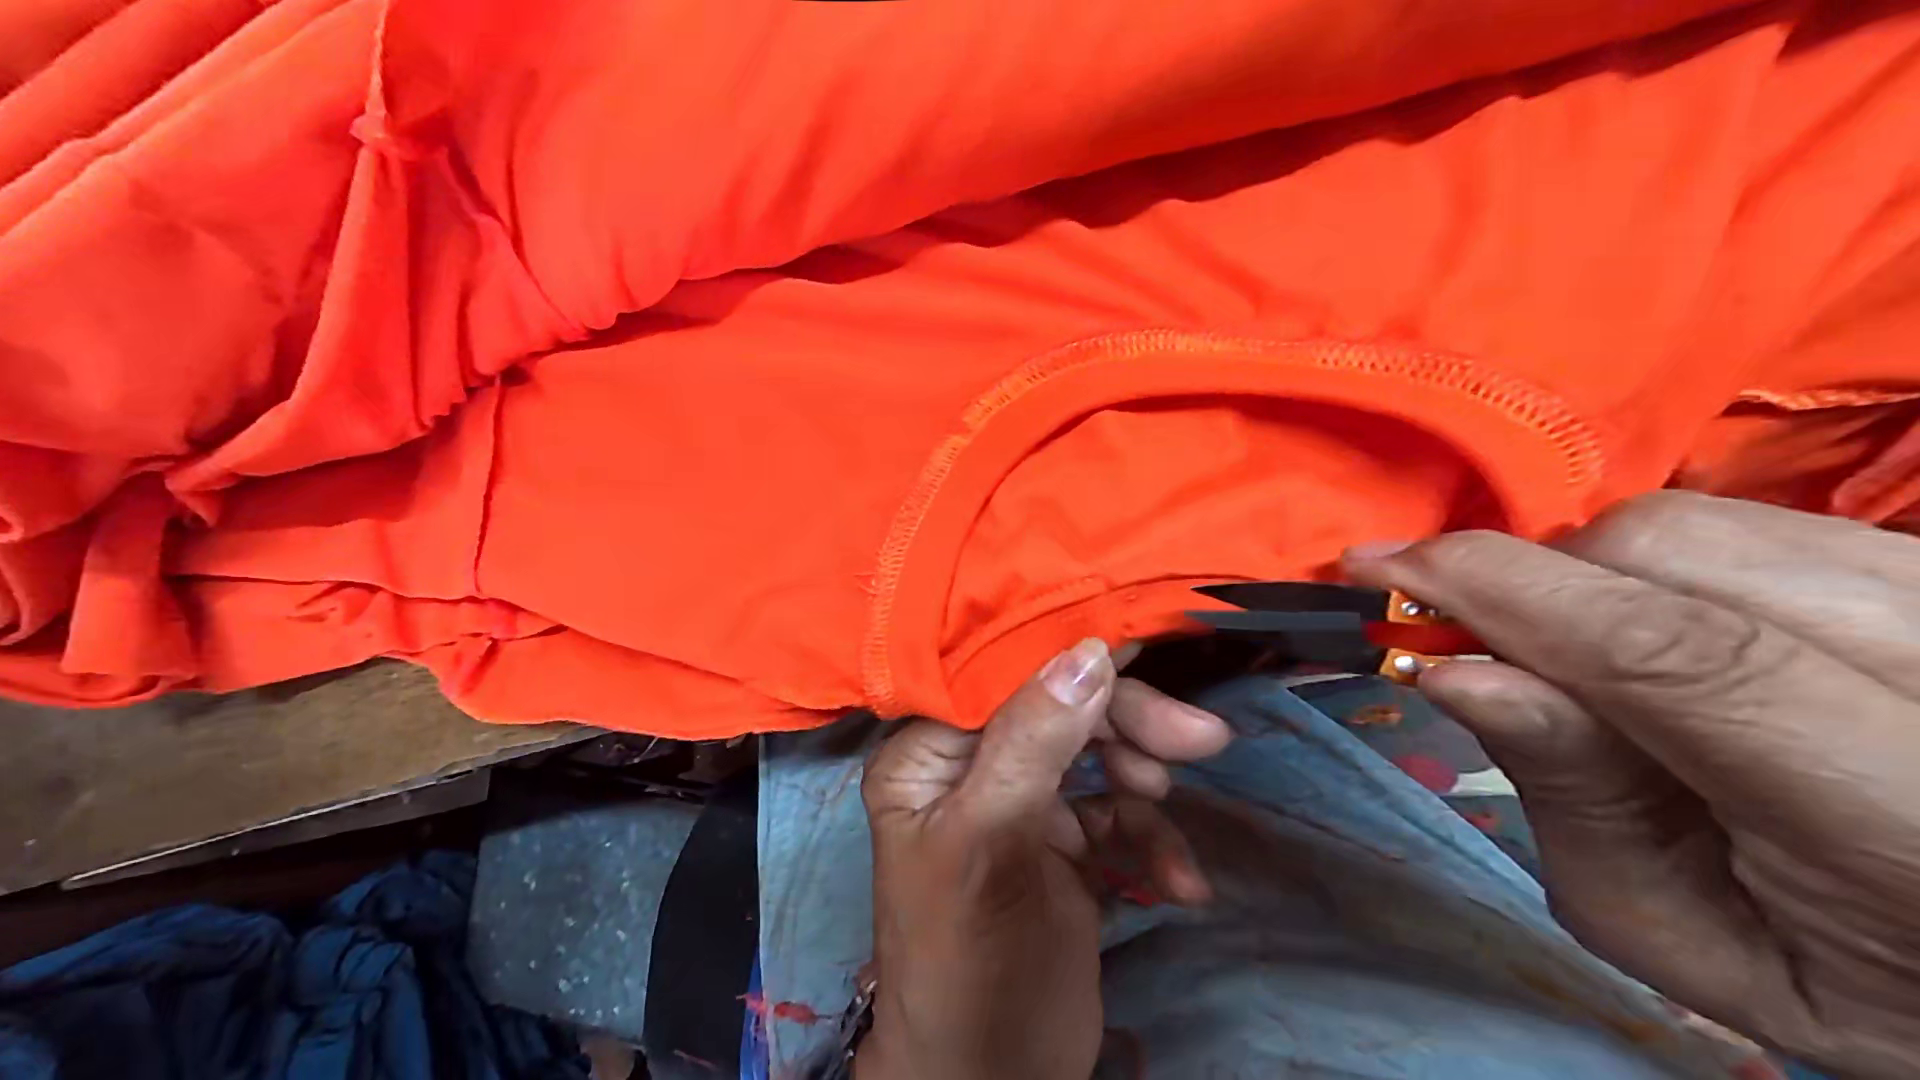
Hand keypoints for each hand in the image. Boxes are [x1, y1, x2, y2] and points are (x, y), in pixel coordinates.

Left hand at [855, 638, 1231, 1079]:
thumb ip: (1033, 741)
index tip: (1141, 644)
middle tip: (1199, 738)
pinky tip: (1177, 883)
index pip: (1000, 677)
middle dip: (1127, 722)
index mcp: (929, 752)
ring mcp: (1023, 800)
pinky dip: (1151, 838)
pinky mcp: (1066, 840)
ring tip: (1162, 806)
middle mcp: (973, 764)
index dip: (1067, 657)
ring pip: (1096, 753)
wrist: (993, 1079)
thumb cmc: (964, 956)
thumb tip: (1088, 651)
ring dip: (1142, 779)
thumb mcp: (990, 840)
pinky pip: (1118, 812)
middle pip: (1059, 710)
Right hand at [1345, 492, 1919, 1078]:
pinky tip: (1655, 627)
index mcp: (1909, 819)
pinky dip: (1649, 563)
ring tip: (1577, 647)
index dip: (1500, 591)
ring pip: (1707, 520)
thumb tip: (1448, 672)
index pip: (1673, 656)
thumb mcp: (1672, 926)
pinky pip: (1748, 520)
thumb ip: (1571, 794)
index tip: (1373, 567)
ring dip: (1585, 571)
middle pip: (1677, 552)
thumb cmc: (1827, 973)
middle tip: (1470, 631)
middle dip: (1529, 578)